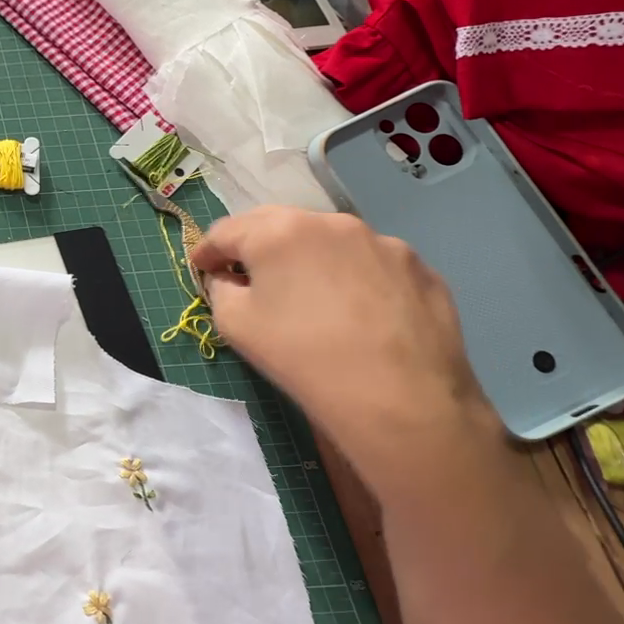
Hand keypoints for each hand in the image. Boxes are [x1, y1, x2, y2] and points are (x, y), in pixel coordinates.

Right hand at [190, 207, 502, 490]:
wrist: (401, 400)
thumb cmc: (301, 355)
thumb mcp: (233, 323)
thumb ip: (221, 288)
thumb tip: (233, 279)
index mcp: (277, 231)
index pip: (225, 231)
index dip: (207, 252)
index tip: (203, 271)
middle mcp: (330, 223)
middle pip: (277, 224)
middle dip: (255, 246)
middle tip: (248, 277)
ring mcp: (382, 242)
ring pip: (327, 241)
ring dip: (307, 258)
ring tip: (308, 296)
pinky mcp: (420, 268)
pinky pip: (370, 263)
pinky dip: (352, 277)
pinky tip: (355, 312)